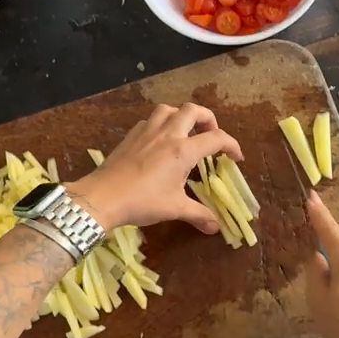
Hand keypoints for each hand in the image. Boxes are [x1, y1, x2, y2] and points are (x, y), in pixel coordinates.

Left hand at [66, 103, 242, 232]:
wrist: (102, 197)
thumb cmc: (142, 201)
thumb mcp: (174, 209)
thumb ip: (198, 215)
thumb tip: (215, 227)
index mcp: (183, 150)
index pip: (216, 138)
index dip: (232, 145)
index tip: (236, 158)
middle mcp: (167, 134)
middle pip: (193, 110)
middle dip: (208, 119)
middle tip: (211, 134)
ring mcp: (147, 131)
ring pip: (169, 109)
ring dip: (182, 115)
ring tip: (186, 131)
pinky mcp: (131, 135)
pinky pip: (150, 120)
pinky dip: (161, 124)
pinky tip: (160, 140)